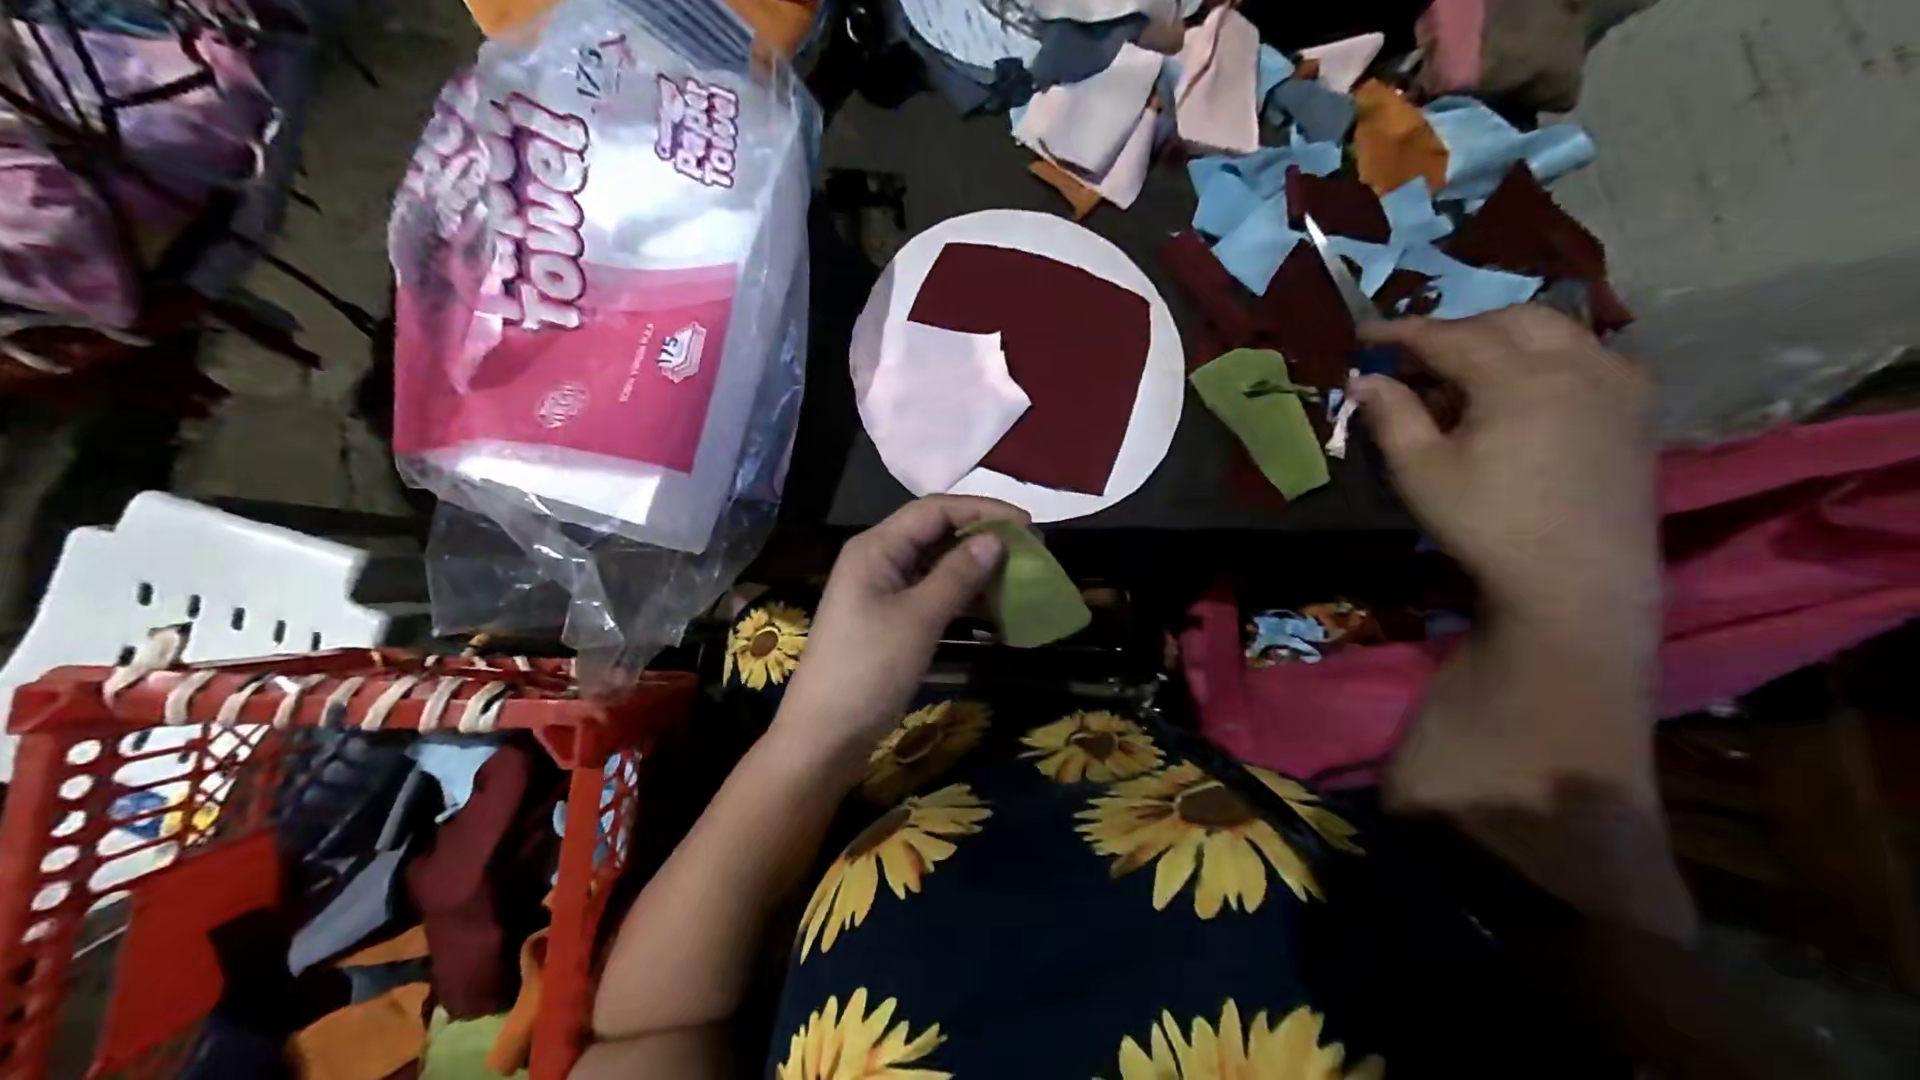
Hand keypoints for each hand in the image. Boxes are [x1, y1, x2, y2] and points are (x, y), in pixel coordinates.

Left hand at [773, 496, 1026, 769]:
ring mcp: (883, 590)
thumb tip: (996, 539)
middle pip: (935, 533)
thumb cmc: (869, 669)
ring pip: (936, 564)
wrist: (825, 734)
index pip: (935, 509)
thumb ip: (957, 575)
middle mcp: (878, 559)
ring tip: (1017, 576)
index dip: (982, 510)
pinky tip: (992, 606)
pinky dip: (961, 595)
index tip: (1028, 524)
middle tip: (1028, 550)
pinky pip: (931, 593)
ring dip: (975, 567)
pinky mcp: (890, 618)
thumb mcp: (919, 619)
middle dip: (981, 537)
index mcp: (876, 547)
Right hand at [1355, 306, 1659, 628]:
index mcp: (1519, 378)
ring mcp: (1617, 382)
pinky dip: (1545, 356)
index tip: (1364, 333)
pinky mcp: (1637, 407)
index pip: (1451, 336)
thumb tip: (1364, 378)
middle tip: (1416, 355)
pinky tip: (1523, 390)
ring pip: (1555, 331)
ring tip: (1466, 371)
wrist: (1577, 578)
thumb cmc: (1487, 522)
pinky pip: (1588, 355)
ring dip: (1503, 337)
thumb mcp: (1420, 471)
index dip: (1403, 332)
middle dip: (1457, 328)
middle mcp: (1578, 363)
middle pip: (1510, 319)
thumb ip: (1391, 416)